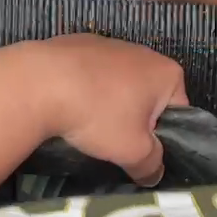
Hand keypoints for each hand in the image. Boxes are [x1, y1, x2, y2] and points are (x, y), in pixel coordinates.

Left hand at [0, 35, 188, 183]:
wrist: (38, 82)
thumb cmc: (97, 114)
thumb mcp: (133, 152)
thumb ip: (151, 164)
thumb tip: (153, 174)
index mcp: (166, 71)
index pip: (178, 111)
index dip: (161, 137)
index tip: (139, 151)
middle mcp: (141, 50)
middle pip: (145, 96)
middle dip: (132, 120)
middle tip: (111, 141)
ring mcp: (106, 42)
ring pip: (114, 84)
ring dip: (105, 104)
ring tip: (84, 124)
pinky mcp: (74, 42)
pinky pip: (87, 74)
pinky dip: (80, 88)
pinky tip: (65, 104)